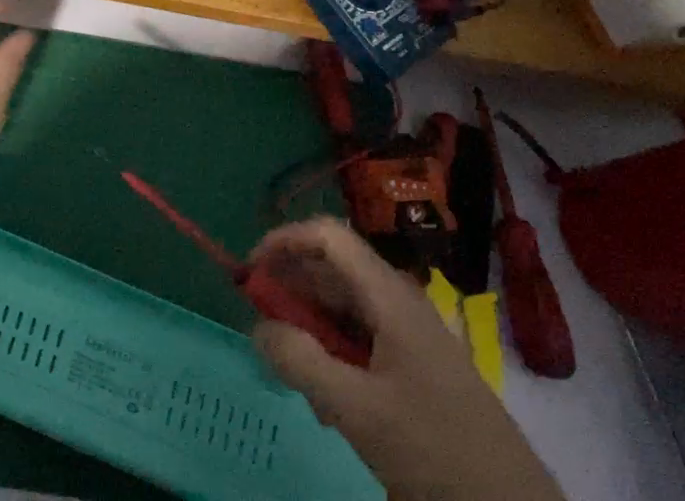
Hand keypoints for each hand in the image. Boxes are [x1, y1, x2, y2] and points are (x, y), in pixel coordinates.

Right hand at [249, 219, 564, 500]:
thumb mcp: (356, 408)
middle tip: (266, 336)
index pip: (329, 236)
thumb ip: (298, 361)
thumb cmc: (435, 447)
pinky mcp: (410, 367)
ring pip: (338, 311)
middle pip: (328, 273)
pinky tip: (327, 403)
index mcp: (390, 298)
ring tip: (297, 380)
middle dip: (289, 295)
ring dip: (307, 333)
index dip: (283, 241)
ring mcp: (406, 337)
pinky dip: (329, 359)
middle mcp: (398, 306)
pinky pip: (355, 343)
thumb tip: (260, 327)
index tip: (249, 275)